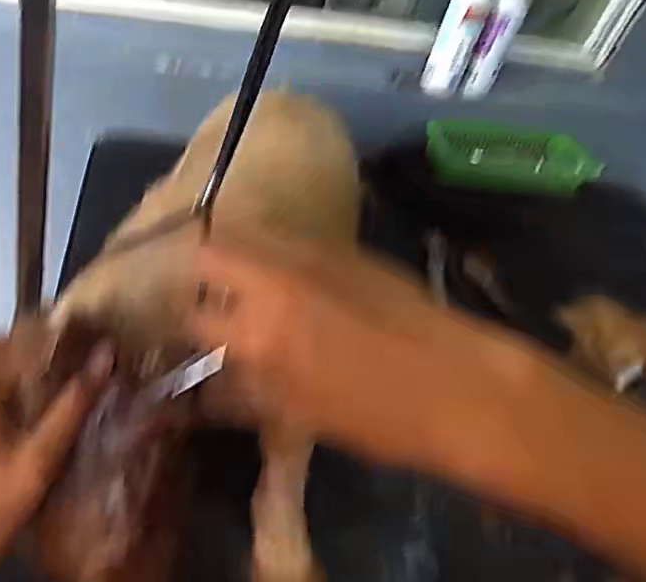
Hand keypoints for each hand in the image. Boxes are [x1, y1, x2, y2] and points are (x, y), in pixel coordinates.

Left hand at [0, 334, 108, 581]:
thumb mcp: (38, 456)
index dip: (61, 326)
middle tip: (83, 352)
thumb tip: (106, 354)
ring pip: (10, 356)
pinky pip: (5, 377)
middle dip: (51, 340)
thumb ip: (72, 404)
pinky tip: (53, 401)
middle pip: (16, 336)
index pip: (24, 327)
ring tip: (76, 372)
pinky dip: (30, 379)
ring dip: (42, 360)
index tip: (92, 333)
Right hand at [188, 234, 546, 471]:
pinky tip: (288, 271)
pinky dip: (274, 247)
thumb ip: (251, 386)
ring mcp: (309, 252)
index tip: (193, 330)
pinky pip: (288, 235)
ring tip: (244, 275)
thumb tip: (221, 372)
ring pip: (250, 230)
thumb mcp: (302, 413)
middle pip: (213, 249)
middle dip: (202, 269)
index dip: (190, 325)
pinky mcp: (339, 243)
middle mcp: (275, 278)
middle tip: (210, 290)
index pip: (198, 315)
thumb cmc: (377, 415)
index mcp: (260, 333)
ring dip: (238, 250)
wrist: (455, 378)